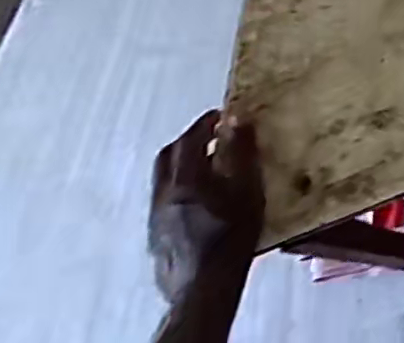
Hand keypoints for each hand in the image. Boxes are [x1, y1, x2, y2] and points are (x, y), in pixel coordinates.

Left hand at [149, 109, 263, 303]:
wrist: (204, 289)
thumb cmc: (232, 235)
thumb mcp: (248, 188)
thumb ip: (242, 152)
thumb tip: (237, 120)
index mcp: (185, 179)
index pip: (190, 139)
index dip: (205, 122)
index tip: (220, 114)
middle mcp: (163, 195)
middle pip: (168, 156)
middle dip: (188, 140)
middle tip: (211, 134)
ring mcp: (155, 218)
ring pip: (164, 178)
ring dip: (183, 163)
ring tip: (209, 163)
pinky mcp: (156, 237)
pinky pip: (165, 198)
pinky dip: (181, 185)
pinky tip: (201, 196)